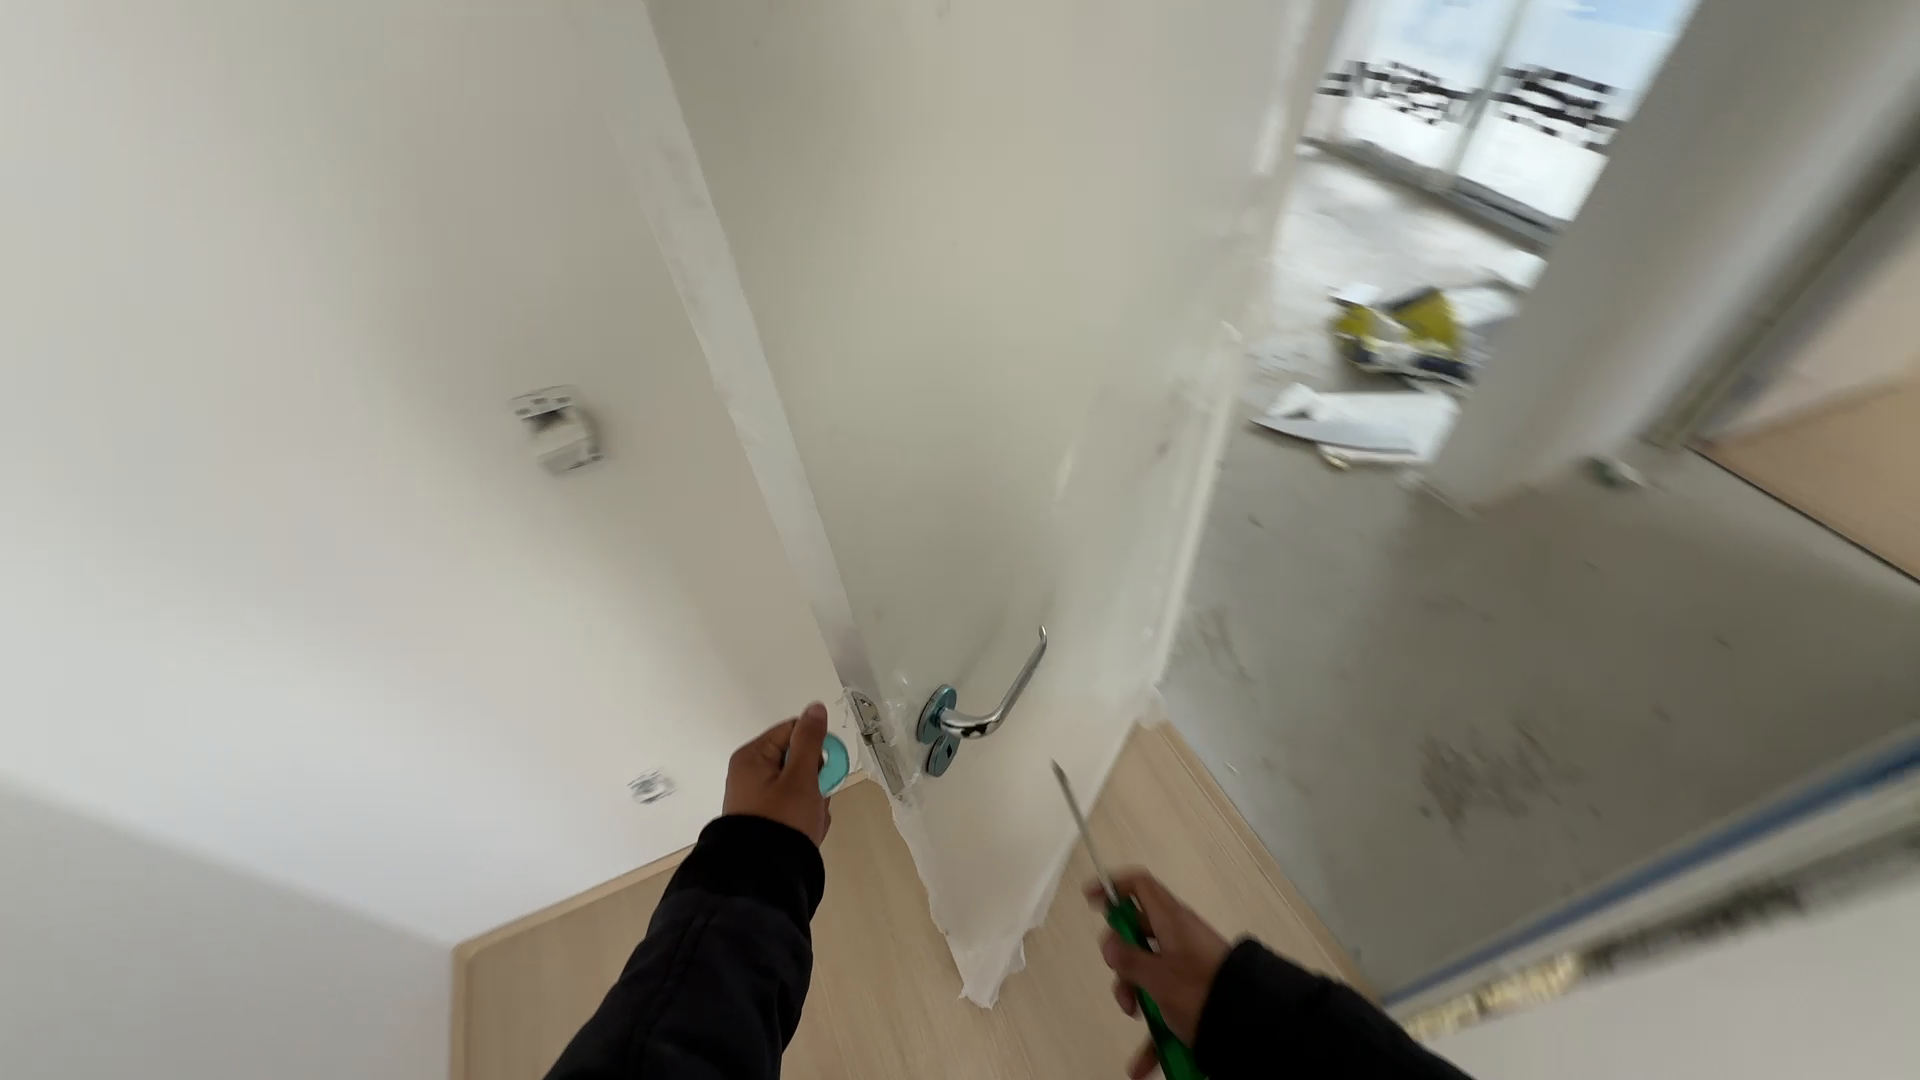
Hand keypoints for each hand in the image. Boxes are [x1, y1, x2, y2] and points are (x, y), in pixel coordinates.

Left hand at [722, 702, 833, 845]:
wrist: (763, 878)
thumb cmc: (782, 820)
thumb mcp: (801, 777)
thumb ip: (810, 740)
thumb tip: (815, 706)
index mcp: (753, 757)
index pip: (794, 731)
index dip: (815, 748)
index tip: (822, 770)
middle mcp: (751, 773)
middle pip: (798, 759)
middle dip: (815, 780)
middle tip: (815, 799)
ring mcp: (757, 798)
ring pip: (800, 786)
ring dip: (814, 801)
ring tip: (811, 822)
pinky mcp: (765, 819)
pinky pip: (793, 807)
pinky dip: (805, 817)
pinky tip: (807, 832)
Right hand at [1085, 869, 1230, 1078]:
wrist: (1254, 1025)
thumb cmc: (1199, 990)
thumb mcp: (1158, 976)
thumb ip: (1128, 959)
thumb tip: (1108, 943)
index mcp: (1169, 920)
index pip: (1138, 886)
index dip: (1113, 886)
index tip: (1091, 901)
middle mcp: (1177, 936)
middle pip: (1138, 932)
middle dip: (1121, 959)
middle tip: (1121, 982)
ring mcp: (1187, 964)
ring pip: (1149, 970)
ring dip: (1135, 994)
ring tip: (1135, 1017)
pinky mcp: (1195, 992)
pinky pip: (1165, 1003)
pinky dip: (1153, 1030)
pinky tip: (1142, 1065)